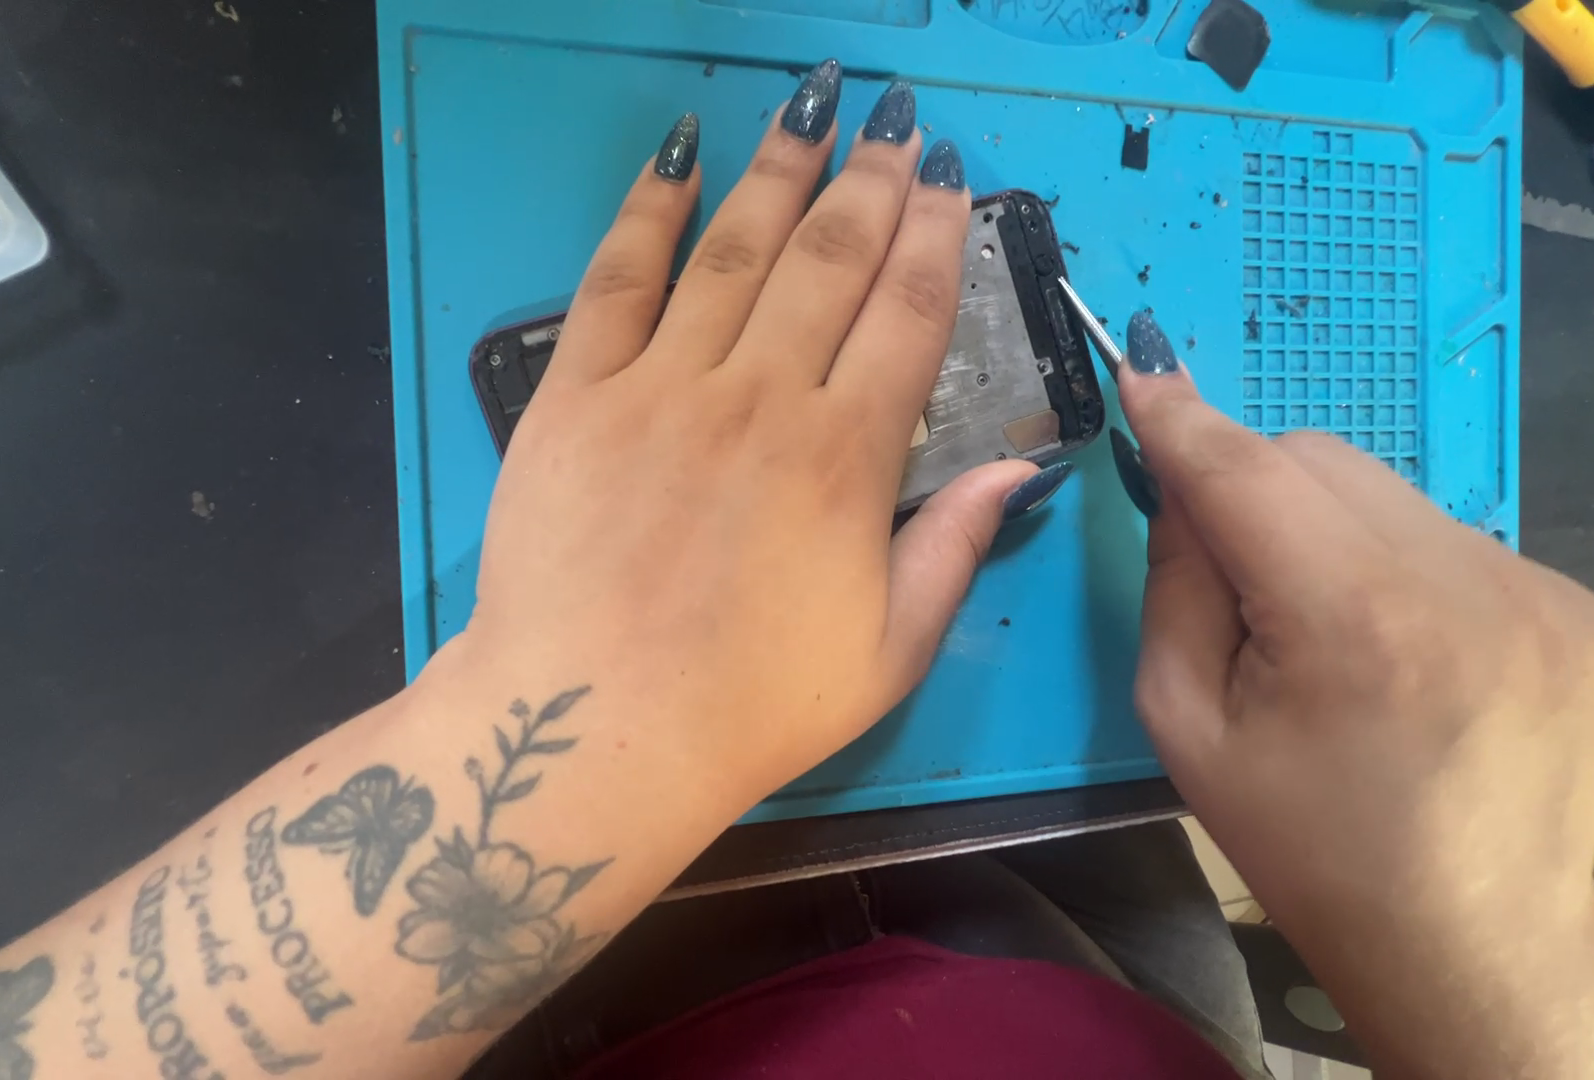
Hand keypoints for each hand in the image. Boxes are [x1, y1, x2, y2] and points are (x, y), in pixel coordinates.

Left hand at [464, 72, 1051, 808]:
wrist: (595, 728)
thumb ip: (957, 548)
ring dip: (779, 172)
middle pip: (829, 263)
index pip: (907, 318)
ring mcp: (660, 388)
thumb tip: (1019, 465)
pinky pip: (615, 280)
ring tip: (810, 106)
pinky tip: (677, 157)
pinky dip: (647, 211)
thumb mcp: (890, 652)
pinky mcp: (574, 397)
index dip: (935, 242)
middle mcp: (760, 399)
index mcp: (845, 459)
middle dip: (870, 184)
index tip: (948, 185)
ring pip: (733, 252)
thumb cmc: (753, 706)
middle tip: (894, 124)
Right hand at [1114, 338, 1593, 1075]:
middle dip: (1250, 485)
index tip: (1141, 372)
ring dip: (1322, 524)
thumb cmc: (1294, 835)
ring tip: (1320, 619)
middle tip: (1227, 563)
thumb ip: (1174, 585)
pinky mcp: (1593, 610)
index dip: (1185, 423)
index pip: (1249, 477)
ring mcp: (1552, 595)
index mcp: (1356, 629)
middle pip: (1320, 459)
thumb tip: (1184, 489)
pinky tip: (1395, 640)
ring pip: (1385, 491)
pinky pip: (1446, 536)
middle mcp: (1472, 589)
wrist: (1465, 935)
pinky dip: (1391, 560)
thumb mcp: (1181, 718)